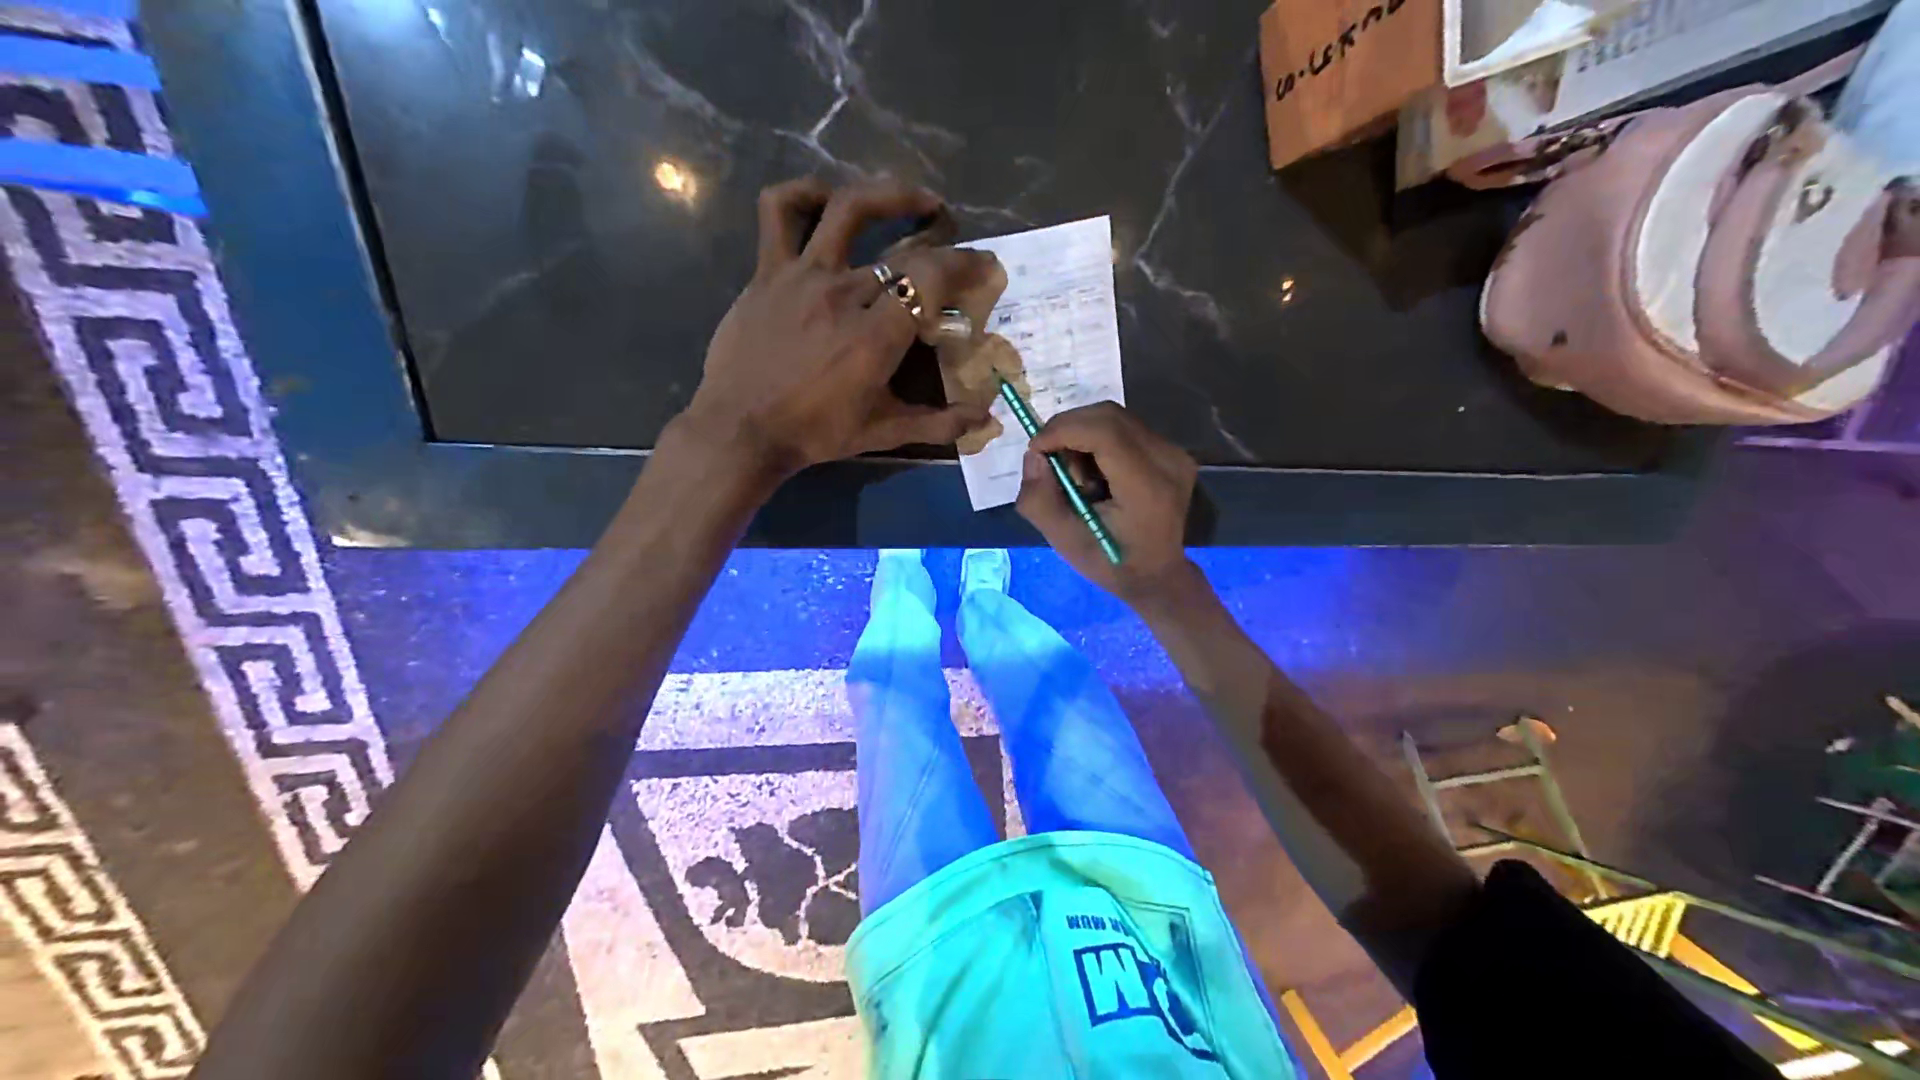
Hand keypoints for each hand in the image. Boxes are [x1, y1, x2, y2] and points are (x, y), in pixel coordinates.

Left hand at [677, 177, 996, 480]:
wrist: (740, 429)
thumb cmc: (814, 433)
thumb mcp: (882, 433)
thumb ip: (939, 424)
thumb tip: (986, 418)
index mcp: (875, 336)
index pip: (931, 277)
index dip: (967, 263)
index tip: (986, 266)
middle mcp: (844, 293)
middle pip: (904, 251)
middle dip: (942, 245)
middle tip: (957, 252)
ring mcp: (803, 275)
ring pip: (850, 210)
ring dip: (891, 195)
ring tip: (917, 200)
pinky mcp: (768, 271)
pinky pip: (780, 212)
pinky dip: (804, 194)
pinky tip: (826, 200)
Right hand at [1015, 402, 1200, 604]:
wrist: (1156, 575)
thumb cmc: (1110, 562)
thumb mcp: (1064, 541)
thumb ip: (1039, 499)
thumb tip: (1034, 455)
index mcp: (1146, 488)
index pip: (1105, 433)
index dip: (1063, 430)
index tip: (1036, 450)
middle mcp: (1168, 461)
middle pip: (1108, 416)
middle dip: (1067, 429)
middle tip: (1050, 462)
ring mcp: (1174, 453)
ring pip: (1114, 417)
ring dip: (1081, 435)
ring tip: (1075, 474)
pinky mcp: (1172, 450)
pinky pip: (1124, 427)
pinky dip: (1096, 439)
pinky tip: (1094, 472)